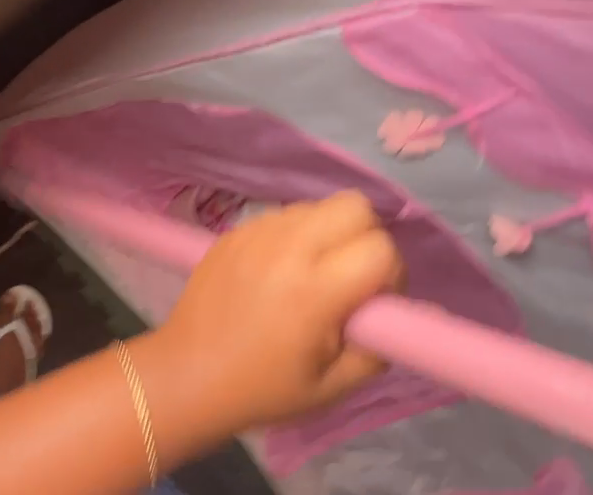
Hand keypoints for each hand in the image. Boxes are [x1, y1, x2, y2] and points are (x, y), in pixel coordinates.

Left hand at [149, 191, 403, 430]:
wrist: (188, 372)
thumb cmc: (264, 388)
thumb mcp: (334, 387)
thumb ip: (379, 347)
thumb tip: (403, 311)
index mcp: (315, 289)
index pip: (381, 247)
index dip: (391, 274)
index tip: (375, 301)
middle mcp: (288, 246)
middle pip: (354, 205)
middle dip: (367, 237)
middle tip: (353, 278)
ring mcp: (258, 230)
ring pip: (319, 206)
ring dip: (330, 232)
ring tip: (314, 274)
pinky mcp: (237, 227)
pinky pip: (285, 214)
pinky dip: (297, 234)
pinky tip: (281, 271)